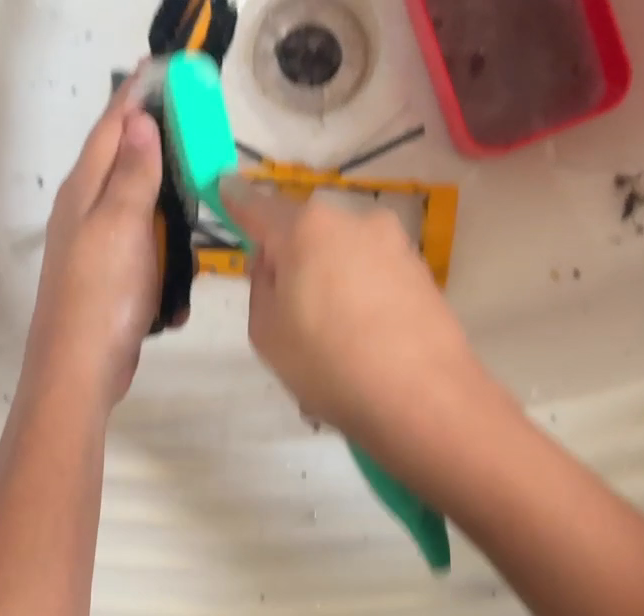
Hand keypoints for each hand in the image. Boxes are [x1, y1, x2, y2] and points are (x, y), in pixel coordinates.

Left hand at [24, 77, 169, 408]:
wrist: (80, 372)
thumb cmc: (101, 295)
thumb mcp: (122, 225)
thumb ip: (133, 174)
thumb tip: (138, 121)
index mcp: (84, 192)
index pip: (112, 128)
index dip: (137, 99)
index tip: (167, 77)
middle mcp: (86, 216)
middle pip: (127, 171)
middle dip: (162, 160)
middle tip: (200, 150)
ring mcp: (97, 255)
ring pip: (142, 223)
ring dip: (169, 230)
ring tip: (197, 229)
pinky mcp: (111, 288)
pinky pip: (145, 268)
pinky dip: (162, 277)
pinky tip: (176, 299)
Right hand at [221, 176, 493, 446]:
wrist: (420, 397)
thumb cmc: (327, 364)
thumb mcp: (265, 332)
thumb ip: (260, 286)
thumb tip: (274, 263)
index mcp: (306, 229)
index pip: (259, 207)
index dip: (237, 202)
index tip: (223, 190)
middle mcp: (354, 221)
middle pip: (306, 233)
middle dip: (291, 261)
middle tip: (286, 318)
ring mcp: (394, 244)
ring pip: (341, 257)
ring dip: (328, 285)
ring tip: (329, 344)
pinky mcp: (420, 272)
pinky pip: (372, 279)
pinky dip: (358, 301)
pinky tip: (360, 346)